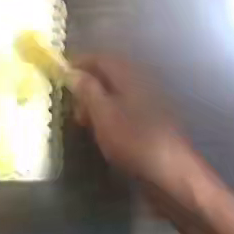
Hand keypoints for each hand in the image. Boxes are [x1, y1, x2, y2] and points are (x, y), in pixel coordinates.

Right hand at [68, 54, 206, 203]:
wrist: (174, 176)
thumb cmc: (134, 141)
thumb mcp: (103, 114)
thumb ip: (87, 90)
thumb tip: (72, 71)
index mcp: (128, 74)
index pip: (99, 58)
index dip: (78, 64)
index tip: (60, 77)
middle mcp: (140, 82)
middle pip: (108, 75)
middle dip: (87, 87)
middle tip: (74, 108)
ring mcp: (148, 103)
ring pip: (116, 94)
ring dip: (97, 103)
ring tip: (86, 124)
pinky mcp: (152, 123)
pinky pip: (124, 110)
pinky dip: (110, 116)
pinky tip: (104, 134)